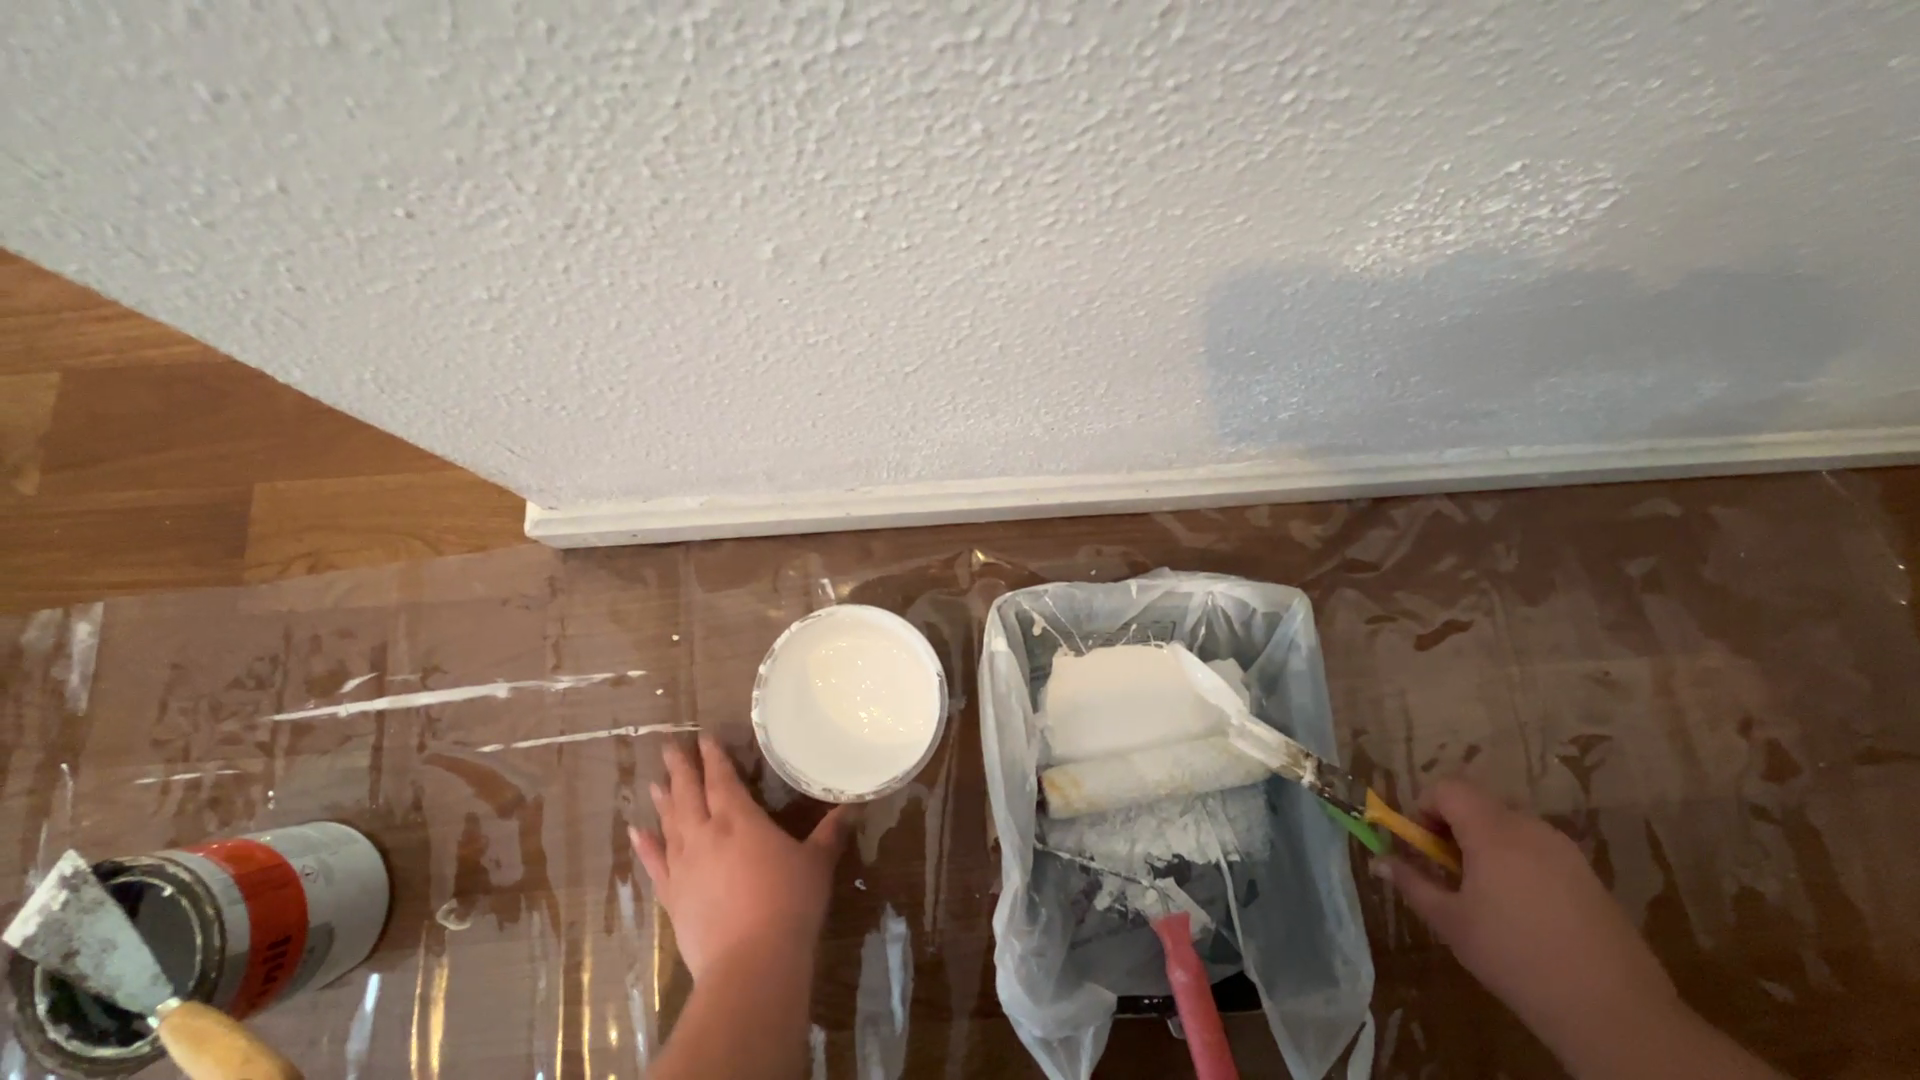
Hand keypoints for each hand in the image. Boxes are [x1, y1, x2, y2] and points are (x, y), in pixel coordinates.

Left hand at [630, 736, 850, 979]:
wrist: (750, 961)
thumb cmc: (789, 904)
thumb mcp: (817, 864)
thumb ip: (830, 833)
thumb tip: (852, 807)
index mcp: (740, 820)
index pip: (722, 779)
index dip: (714, 757)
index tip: (704, 738)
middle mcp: (705, 835)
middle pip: (689, 793)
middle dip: (682, 768)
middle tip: (670, 747)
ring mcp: (684, 866)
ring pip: (670, 823)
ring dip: (664, 800)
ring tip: (656, 782)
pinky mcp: (672, 896)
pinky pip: (655, 863)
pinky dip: (645, 846)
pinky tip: (636, 832)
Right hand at [1378, 779, 1678, 1060]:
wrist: (1610, 1007)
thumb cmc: (1514, 957)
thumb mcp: (1450, 922)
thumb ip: (1412, 883)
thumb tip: (1379, 861)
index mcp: (1494, 832)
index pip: (1448, 788)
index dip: (1423, 807)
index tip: (1418, 845)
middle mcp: (1531, 828)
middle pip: (1479, 804)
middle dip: (1452, 827)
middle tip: (1445, 872)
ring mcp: (1565, 849)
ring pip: (1509, 826)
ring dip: (1484, 844)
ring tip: (1482, 894)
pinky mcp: (1587, 873)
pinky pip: (1537, 848)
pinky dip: (1515, 861)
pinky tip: (1520, 910)